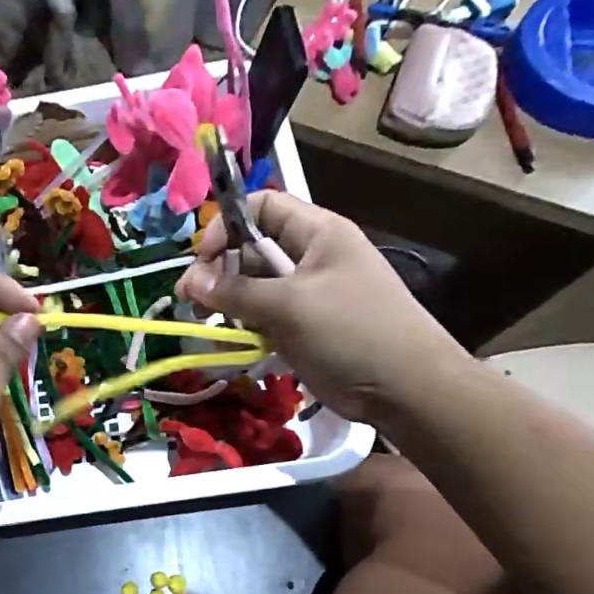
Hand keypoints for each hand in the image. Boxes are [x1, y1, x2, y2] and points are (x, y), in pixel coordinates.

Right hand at [175, 192, 466, 421]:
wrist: (403, 387)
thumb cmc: (351, 331)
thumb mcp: (291, 305)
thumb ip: (237, 292)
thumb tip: (189, 282)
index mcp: (318, 233)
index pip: (263, 206)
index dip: (227, 224)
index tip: (201, 259)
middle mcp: (312, 258)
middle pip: (254, 249)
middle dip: (221, 270)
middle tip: (193, 301)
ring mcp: (309, 296)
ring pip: (256, 289)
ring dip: (228, 302)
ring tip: (204, 321)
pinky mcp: (305, 330)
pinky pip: (266, 320)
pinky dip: (245, 328)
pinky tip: (229, 341)